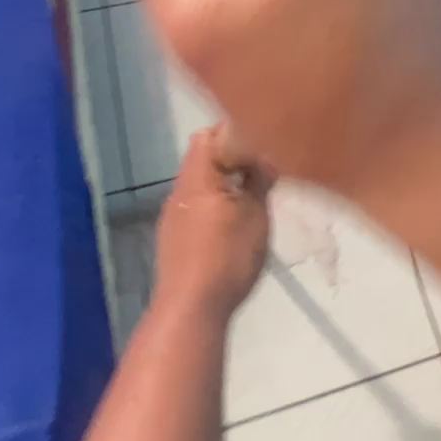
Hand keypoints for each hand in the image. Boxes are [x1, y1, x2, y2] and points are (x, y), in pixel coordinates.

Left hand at [153, 125, 272, 319]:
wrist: (191, 308)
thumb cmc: (227, 257)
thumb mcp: (255, 215)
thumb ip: (258, 181)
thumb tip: (264, 156)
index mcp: (197, 178)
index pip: (210, 135)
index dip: (237, 132)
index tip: (264, 142)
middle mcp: (180, 190)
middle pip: (204, 156)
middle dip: (234, 157)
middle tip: (265, 167)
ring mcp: (174, 214)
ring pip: (202, 181)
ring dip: (227, 180)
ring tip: (255, 192)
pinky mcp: (176, 235)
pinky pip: (198, 204)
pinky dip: (218, 201)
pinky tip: (236, 219)